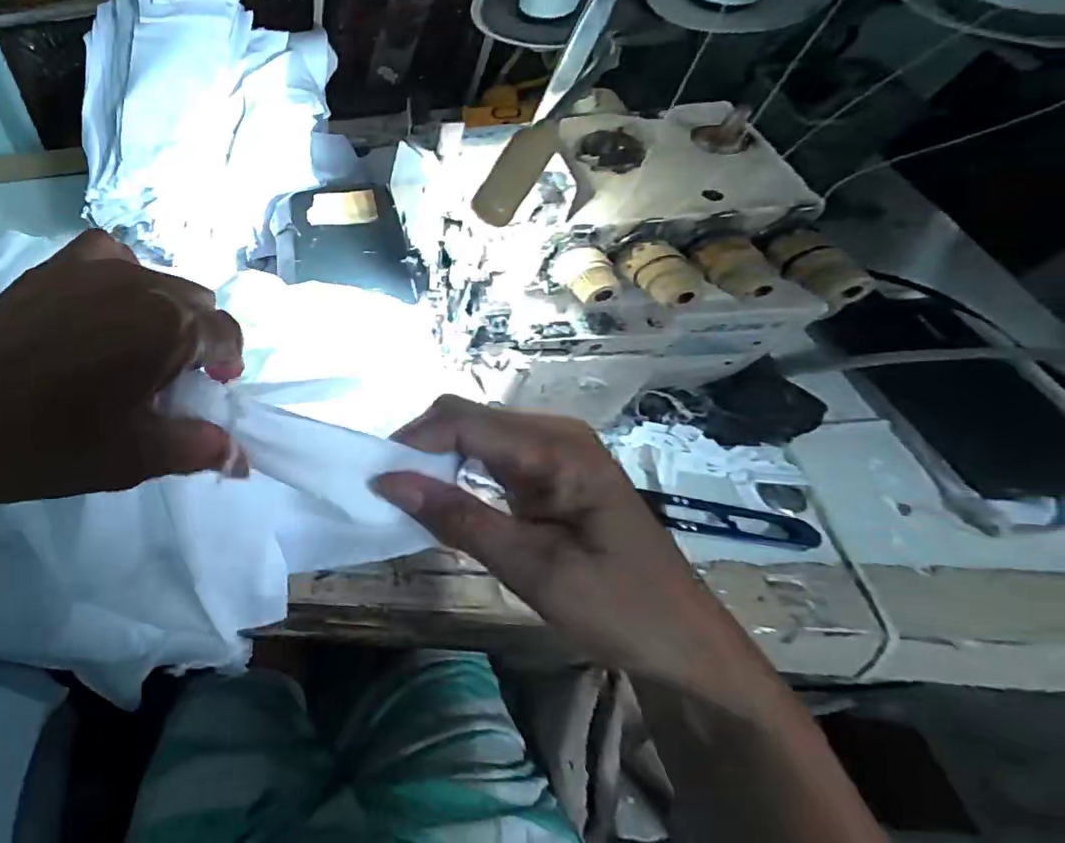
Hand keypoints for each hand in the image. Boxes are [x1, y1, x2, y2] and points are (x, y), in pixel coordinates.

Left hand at [0, 230, 245, 519]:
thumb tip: (240, 456)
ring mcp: (89, 266)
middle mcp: (137, 280)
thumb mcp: (129, 458)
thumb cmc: (42, 445)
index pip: (225, 333)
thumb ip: (195, 449)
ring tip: (130, 353)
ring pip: (153, 279)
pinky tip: (97, 315)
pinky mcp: (52, 265)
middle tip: (166, 384)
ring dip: (160, 311)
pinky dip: (120, 281)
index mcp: (166, 325)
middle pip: (193, 300)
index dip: (227, 366)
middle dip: (194, 339)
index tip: (210, 394)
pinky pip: (108, 258)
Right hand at [374, 397, 780, 712]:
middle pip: (463, 417)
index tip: (375, 478)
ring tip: (409, 495)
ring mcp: (553, 450)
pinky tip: (443, 499)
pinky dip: (455, 470)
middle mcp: (554, 435)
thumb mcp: (532, 569)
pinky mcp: (549, 470)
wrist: (690, 649)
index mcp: (558, 449)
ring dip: (434, 458)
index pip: (462, 422)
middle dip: (418, 447)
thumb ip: (456, 518)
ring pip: (470, 432)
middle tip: (390, 490)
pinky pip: (486, 453)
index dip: (412, 443)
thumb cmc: (621, 610)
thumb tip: (386, 481)